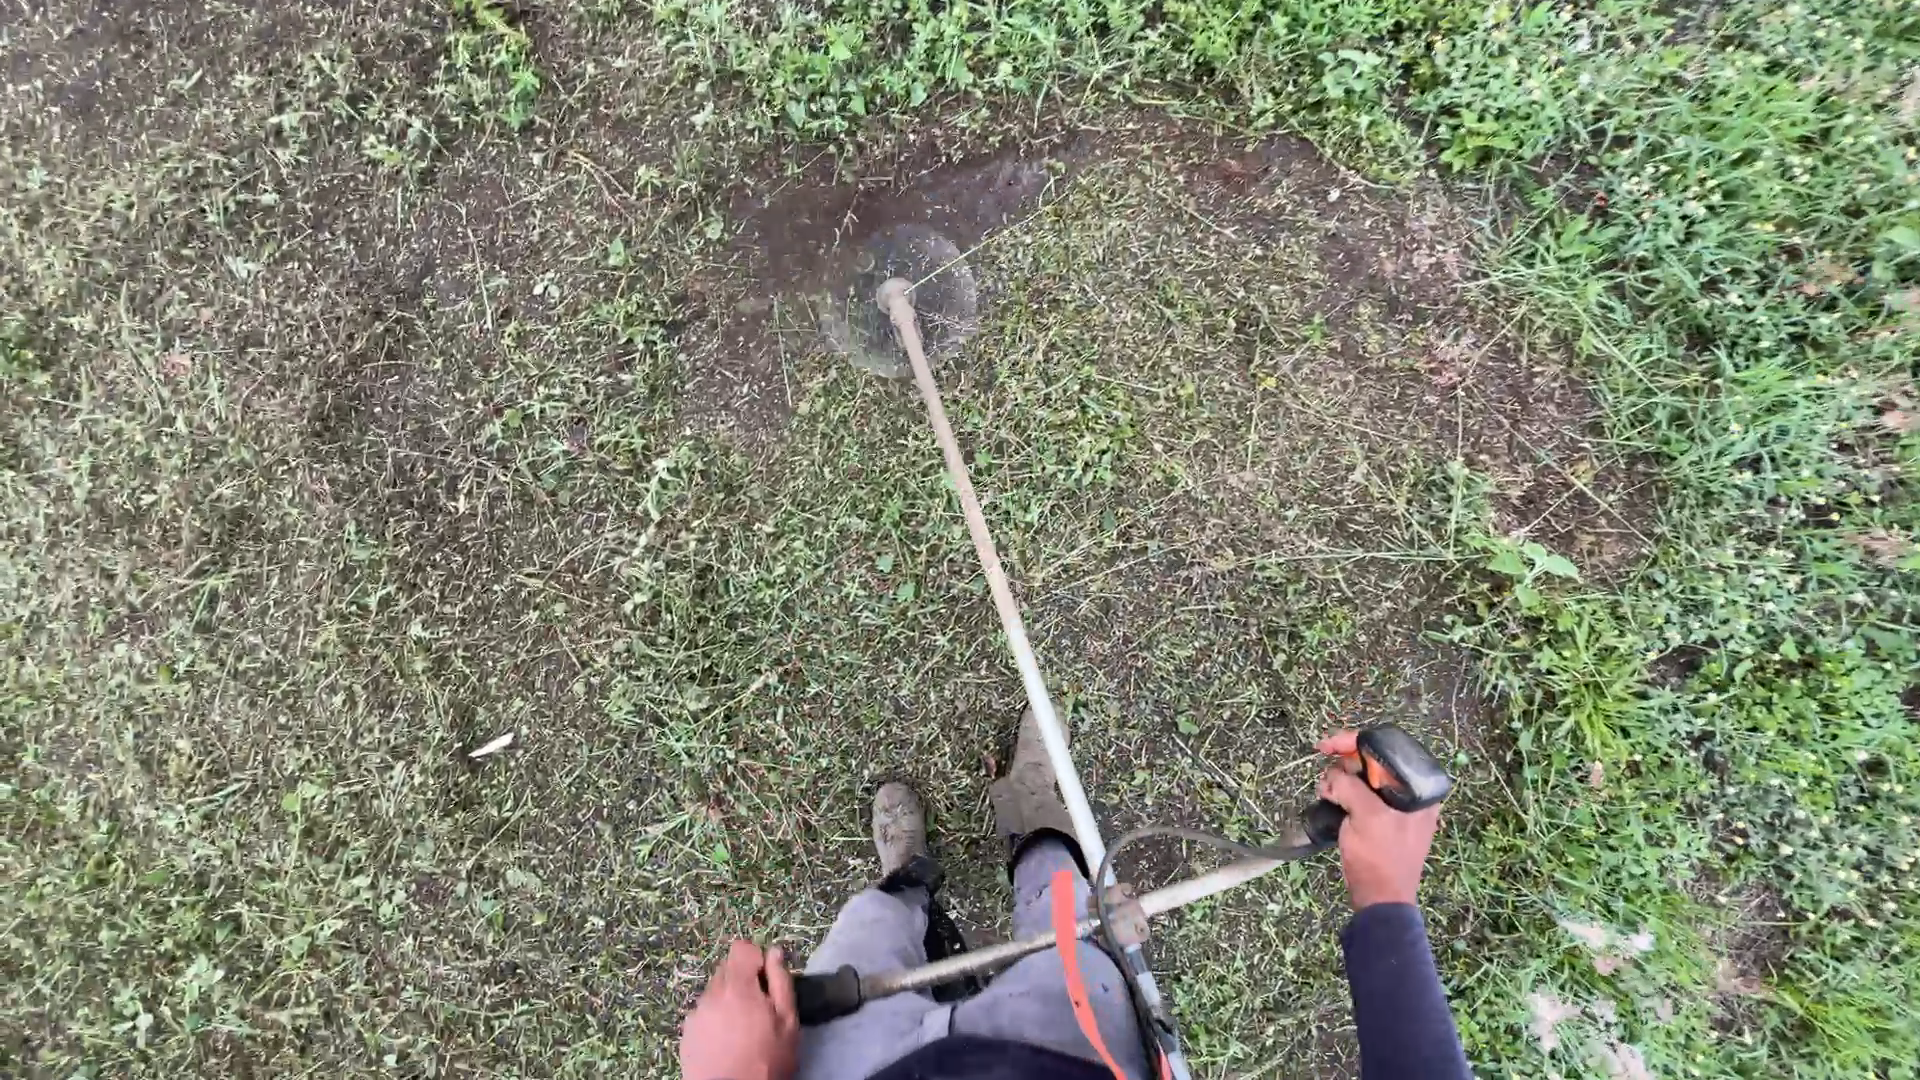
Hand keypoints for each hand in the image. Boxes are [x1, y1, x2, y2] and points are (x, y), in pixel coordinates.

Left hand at [680, 940, 799, 1079]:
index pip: (741, 948)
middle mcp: (712, 994)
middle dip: (743, 980)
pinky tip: (724, 1041)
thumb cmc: (765, 1061)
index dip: (755, 959)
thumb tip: (775, 953)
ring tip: (740, 1028)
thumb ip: (781, 981)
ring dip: (727, 1000)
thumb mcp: (787, 1022)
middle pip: (727, 968)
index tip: (765, 981)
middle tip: (756, 1007)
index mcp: (737, 986)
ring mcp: (695, 1015)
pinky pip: (703, 1012)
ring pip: (714, 991)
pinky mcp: (686, 1034)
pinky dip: (714, 1018)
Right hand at [1316, 731, 1441, 910]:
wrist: (1379, 898)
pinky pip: (1357, 793)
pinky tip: (1329, 799)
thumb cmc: (1380, 857)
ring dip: (1337, 779)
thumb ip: (1350, 785)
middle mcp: (1411, 793)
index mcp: (1420, 789)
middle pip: (1370, 761)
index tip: (1326, 746)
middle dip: (1342, 764)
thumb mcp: (1367, 815)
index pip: (1386, 749)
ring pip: (1360, 776)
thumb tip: (1332, 776)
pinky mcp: (1379, 818)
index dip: (1353, 742)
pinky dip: (1340, 792)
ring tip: (1325, 793)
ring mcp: (1394, 806)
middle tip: (1325, 778)